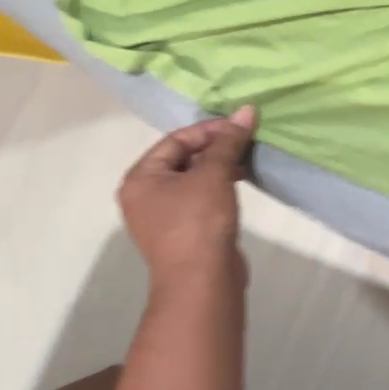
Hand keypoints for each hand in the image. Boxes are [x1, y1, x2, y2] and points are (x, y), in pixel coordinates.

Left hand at [118, 107, 256, 286]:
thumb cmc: (199, 221)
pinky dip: (219, 184)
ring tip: (248, 160)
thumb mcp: (214, 174)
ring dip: (221, 165)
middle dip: (217, 147)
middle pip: (183, 157)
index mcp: (140, 178)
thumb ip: (228, 141)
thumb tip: (246, 110)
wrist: (201, 280)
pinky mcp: (182, 229)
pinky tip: (240, 182)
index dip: (210, 129)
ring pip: (194, 177)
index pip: (176, 139)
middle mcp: (144, 195)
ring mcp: (162, 214)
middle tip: (247, 141)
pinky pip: (200, 195)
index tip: (242, 127)